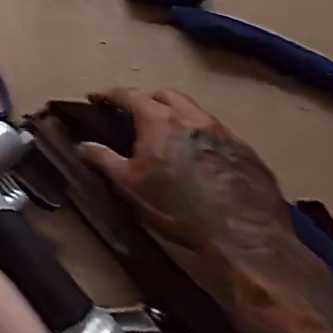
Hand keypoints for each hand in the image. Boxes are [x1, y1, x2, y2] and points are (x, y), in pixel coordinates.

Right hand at [75, 87, 294, 266]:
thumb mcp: (128, 184)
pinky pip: (219, 136)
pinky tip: (200, 162)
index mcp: (161, 120)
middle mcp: (194, 118)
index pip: (129, 95)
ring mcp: (226, 135)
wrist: (243, 237)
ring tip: (168, 139)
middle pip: (167, 96)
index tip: (96, 98)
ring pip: (197, 113)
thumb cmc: (176, 206)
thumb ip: (102, 160)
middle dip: (148, 100)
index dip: (109, 94)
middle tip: (135, 117)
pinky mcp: (249, 154)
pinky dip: (202, 139)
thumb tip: (83, 146)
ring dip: (178, 118)